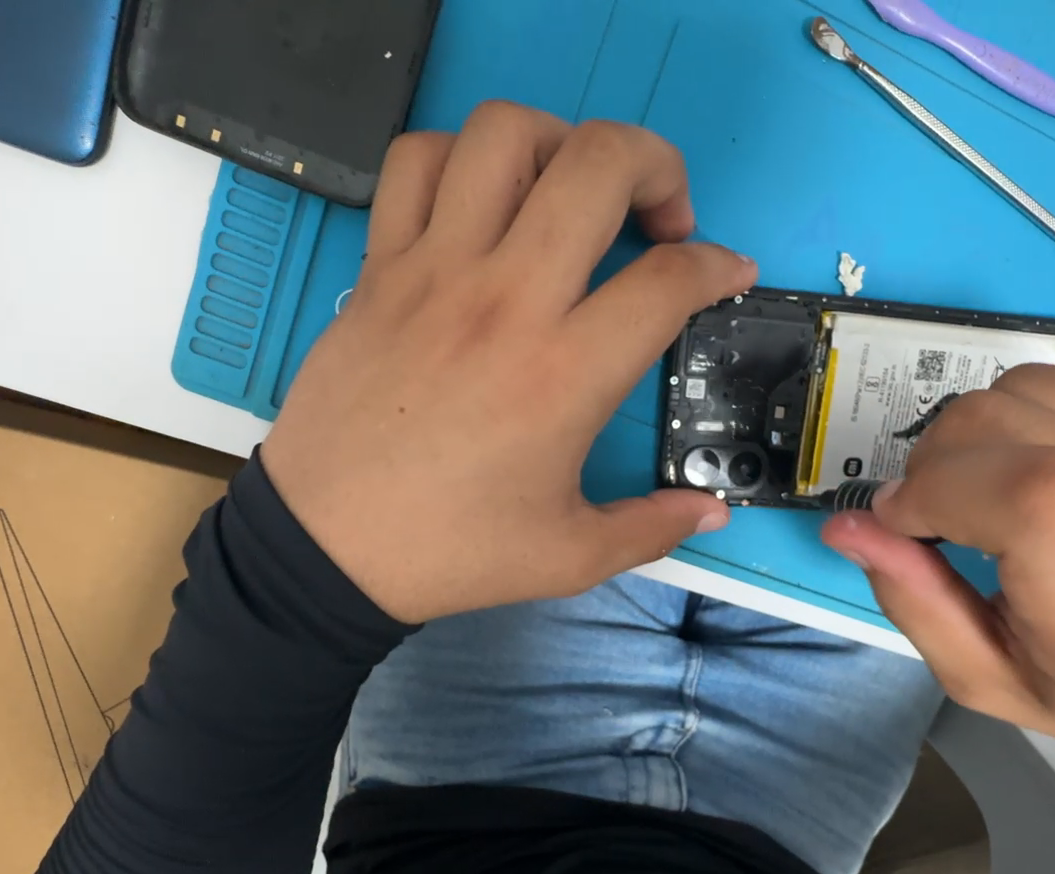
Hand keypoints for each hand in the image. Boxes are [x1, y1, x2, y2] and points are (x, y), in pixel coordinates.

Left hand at [262, 103, 756, 623]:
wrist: (327, 547)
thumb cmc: (451, 551)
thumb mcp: (570, 557)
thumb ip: (653, 530)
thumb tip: (711, 512)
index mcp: (566, 373)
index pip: (668, 279)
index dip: (718, 266)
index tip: (727, 273)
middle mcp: (507, 300)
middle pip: (599, 166)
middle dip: (658, 168)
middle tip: (663, 218)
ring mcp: (435, 272)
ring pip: (505, 136)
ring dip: (561, 143)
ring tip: (574, 193)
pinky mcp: (379, 269)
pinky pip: (415, 164)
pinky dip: (461, 158)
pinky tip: (483, 202)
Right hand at [822, 367, 1054, 770]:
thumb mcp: (996, 682)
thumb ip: (914, 602)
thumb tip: (846, 523)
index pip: (1030, 495)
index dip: (939, 488)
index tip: (905, 522)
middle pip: (1012, 416)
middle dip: (938, 456)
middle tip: (941, 509)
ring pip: (1036, 384)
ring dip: (985, 432)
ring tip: (1000, 490)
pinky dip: (1041, 420)